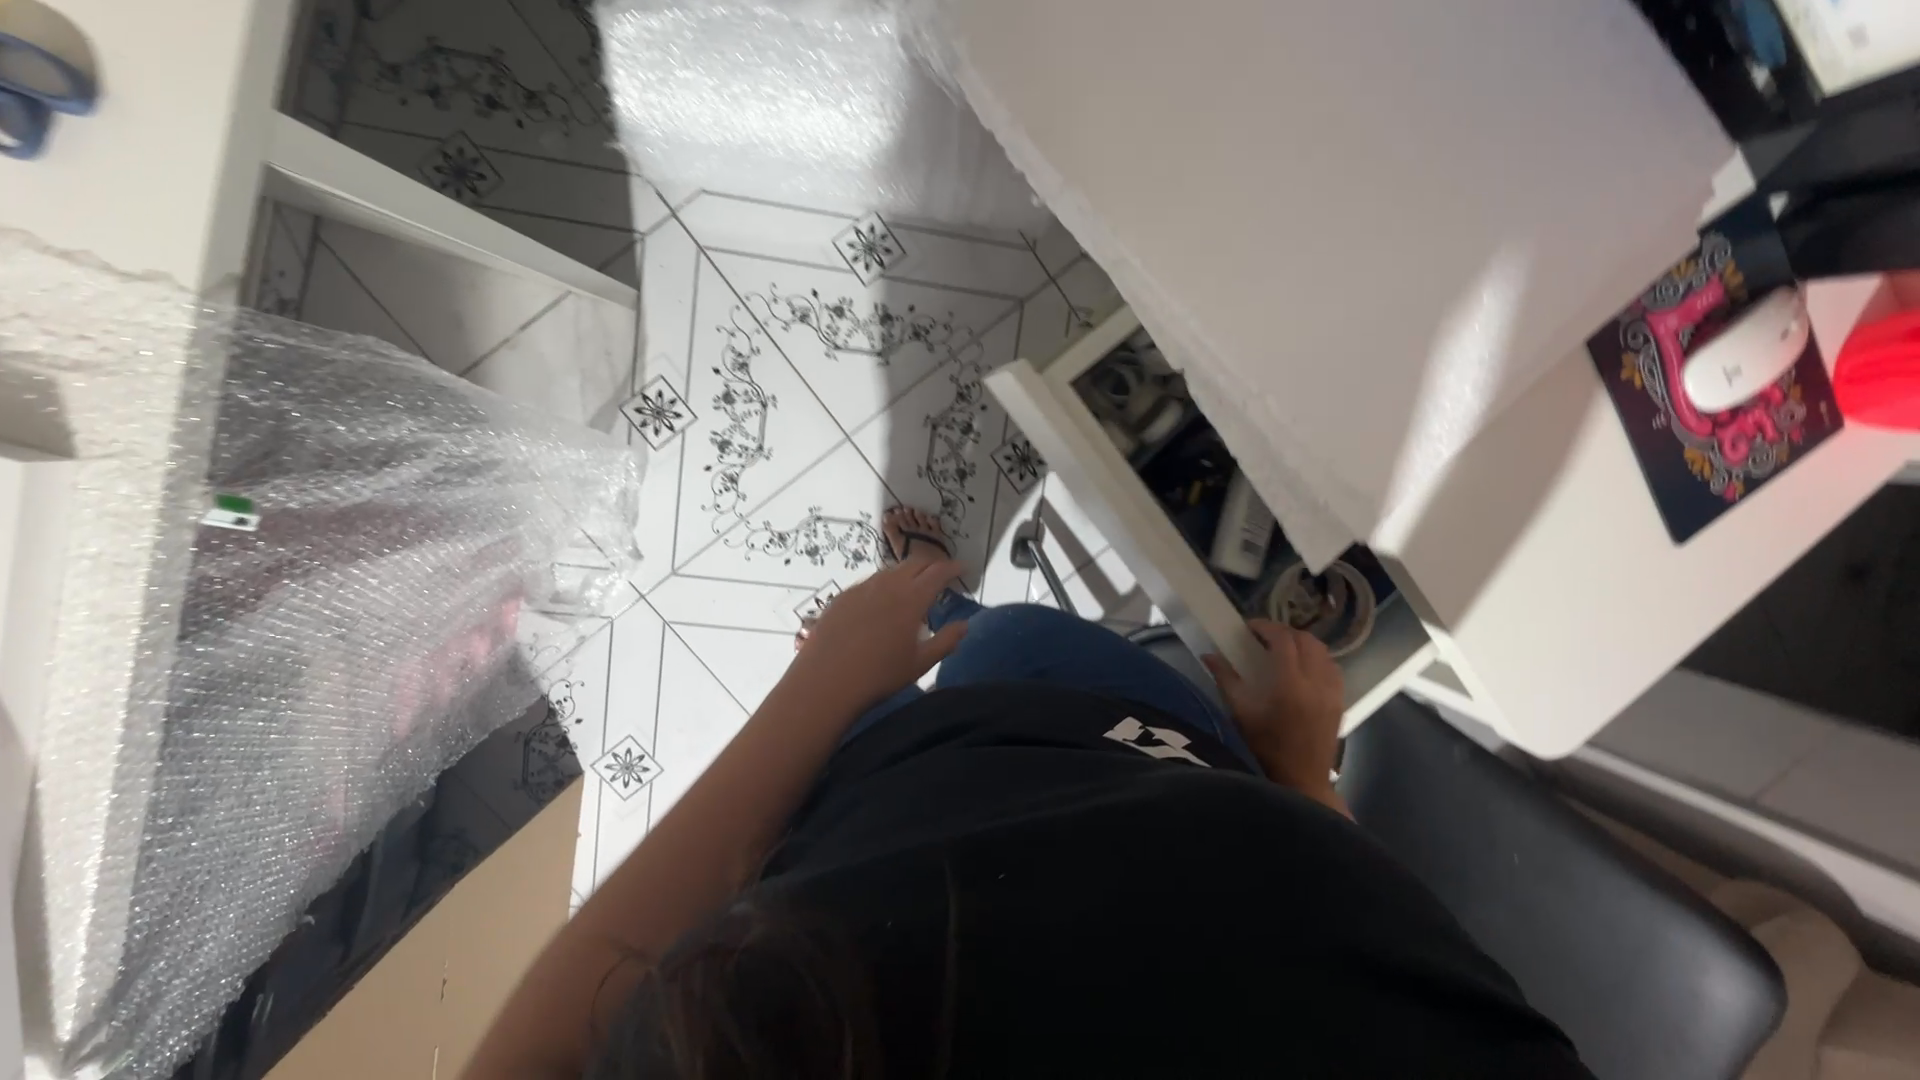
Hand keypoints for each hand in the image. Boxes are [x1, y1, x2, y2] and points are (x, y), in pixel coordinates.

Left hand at [784, 556, 969, 715]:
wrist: (825, 682)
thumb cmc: (879, 676)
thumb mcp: (920, 664)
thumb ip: (946, 641)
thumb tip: (964, 625)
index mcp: (911, 599)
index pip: (938, 572)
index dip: (953, 567)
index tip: (962, 568)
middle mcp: (887, 585)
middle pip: (914, 564)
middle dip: (931, 565)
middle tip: (940, 575)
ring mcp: (861, 588)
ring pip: (890, 570)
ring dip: (907, 573)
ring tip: (912, 587)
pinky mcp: (842, 597)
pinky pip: (869, 581)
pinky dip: (884, 583)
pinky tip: (881, 600)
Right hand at [1202, 619, 1345, 807]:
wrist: (1300, 781)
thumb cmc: (1265, 749)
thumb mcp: (1240, 713)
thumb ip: (1225, 679)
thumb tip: (1209, 655)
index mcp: (1290, 684)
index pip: (1283, 641)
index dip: (1266, 627)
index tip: (1249, 627)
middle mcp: (1316, 683)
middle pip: (1306, 640)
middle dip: (1284, 632)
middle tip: (1263, 636)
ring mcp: (1332, 692)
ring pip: (1323, 652)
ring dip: (1303, 643)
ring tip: (1283, 649)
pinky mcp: (1340, 702)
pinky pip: (1332, 667)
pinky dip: (1317, 659)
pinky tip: (1302, 668)